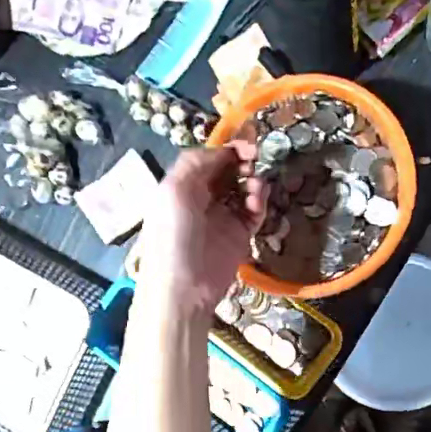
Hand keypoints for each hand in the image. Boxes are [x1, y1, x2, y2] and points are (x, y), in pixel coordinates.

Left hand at [138, 142, 268, 314]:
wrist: (183, 288)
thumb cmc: (172, 236)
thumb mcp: (173, 191)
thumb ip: (196, 163)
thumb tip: (223, 152)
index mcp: (181, 187)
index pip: (208, 160)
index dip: (226, 149)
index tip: (246, 143)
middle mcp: (202, 200)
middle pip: (228, 171)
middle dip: (242, 161)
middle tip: (255, 158)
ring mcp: (222, 218)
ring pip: (243, 189)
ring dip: (252, 180)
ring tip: (255, 184)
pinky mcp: (239, 236)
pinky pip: (254, 212)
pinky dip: (259, 201)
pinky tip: (257, 199)